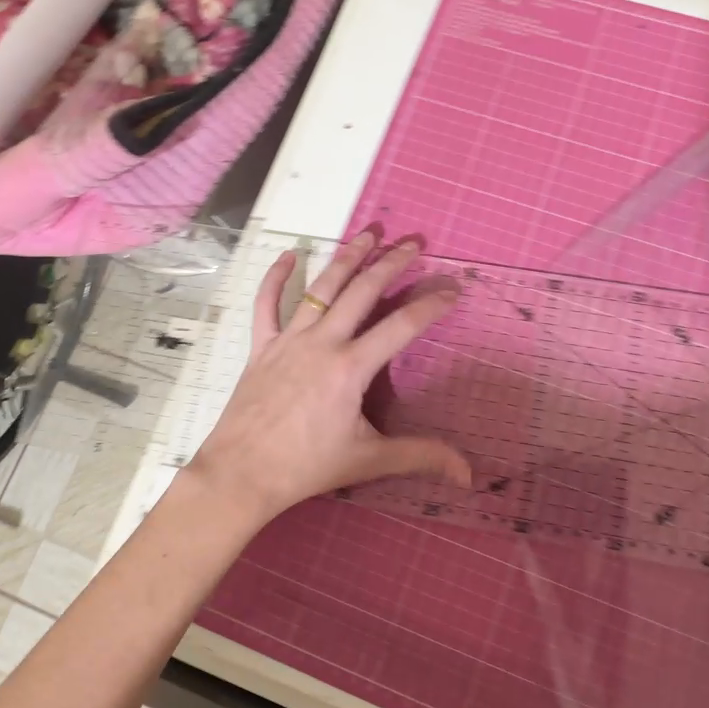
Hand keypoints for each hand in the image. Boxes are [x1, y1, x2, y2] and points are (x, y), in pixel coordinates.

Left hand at [187, 229, 471, 520]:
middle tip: (413, 242)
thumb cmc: (306, 467)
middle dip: (391, 263)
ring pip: (322, 287)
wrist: (241, 473)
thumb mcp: (369, 461)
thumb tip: (467, 473)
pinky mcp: (261, 347)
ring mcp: (288, 340)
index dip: (431, 304)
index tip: (452, 288)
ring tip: (368, 233)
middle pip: (362, 291)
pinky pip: (267, 305)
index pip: (402, 326)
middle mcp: (322, 342)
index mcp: (350, 367)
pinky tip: (289, 255)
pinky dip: (276, 277)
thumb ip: (420, 457)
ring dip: (347, 258)